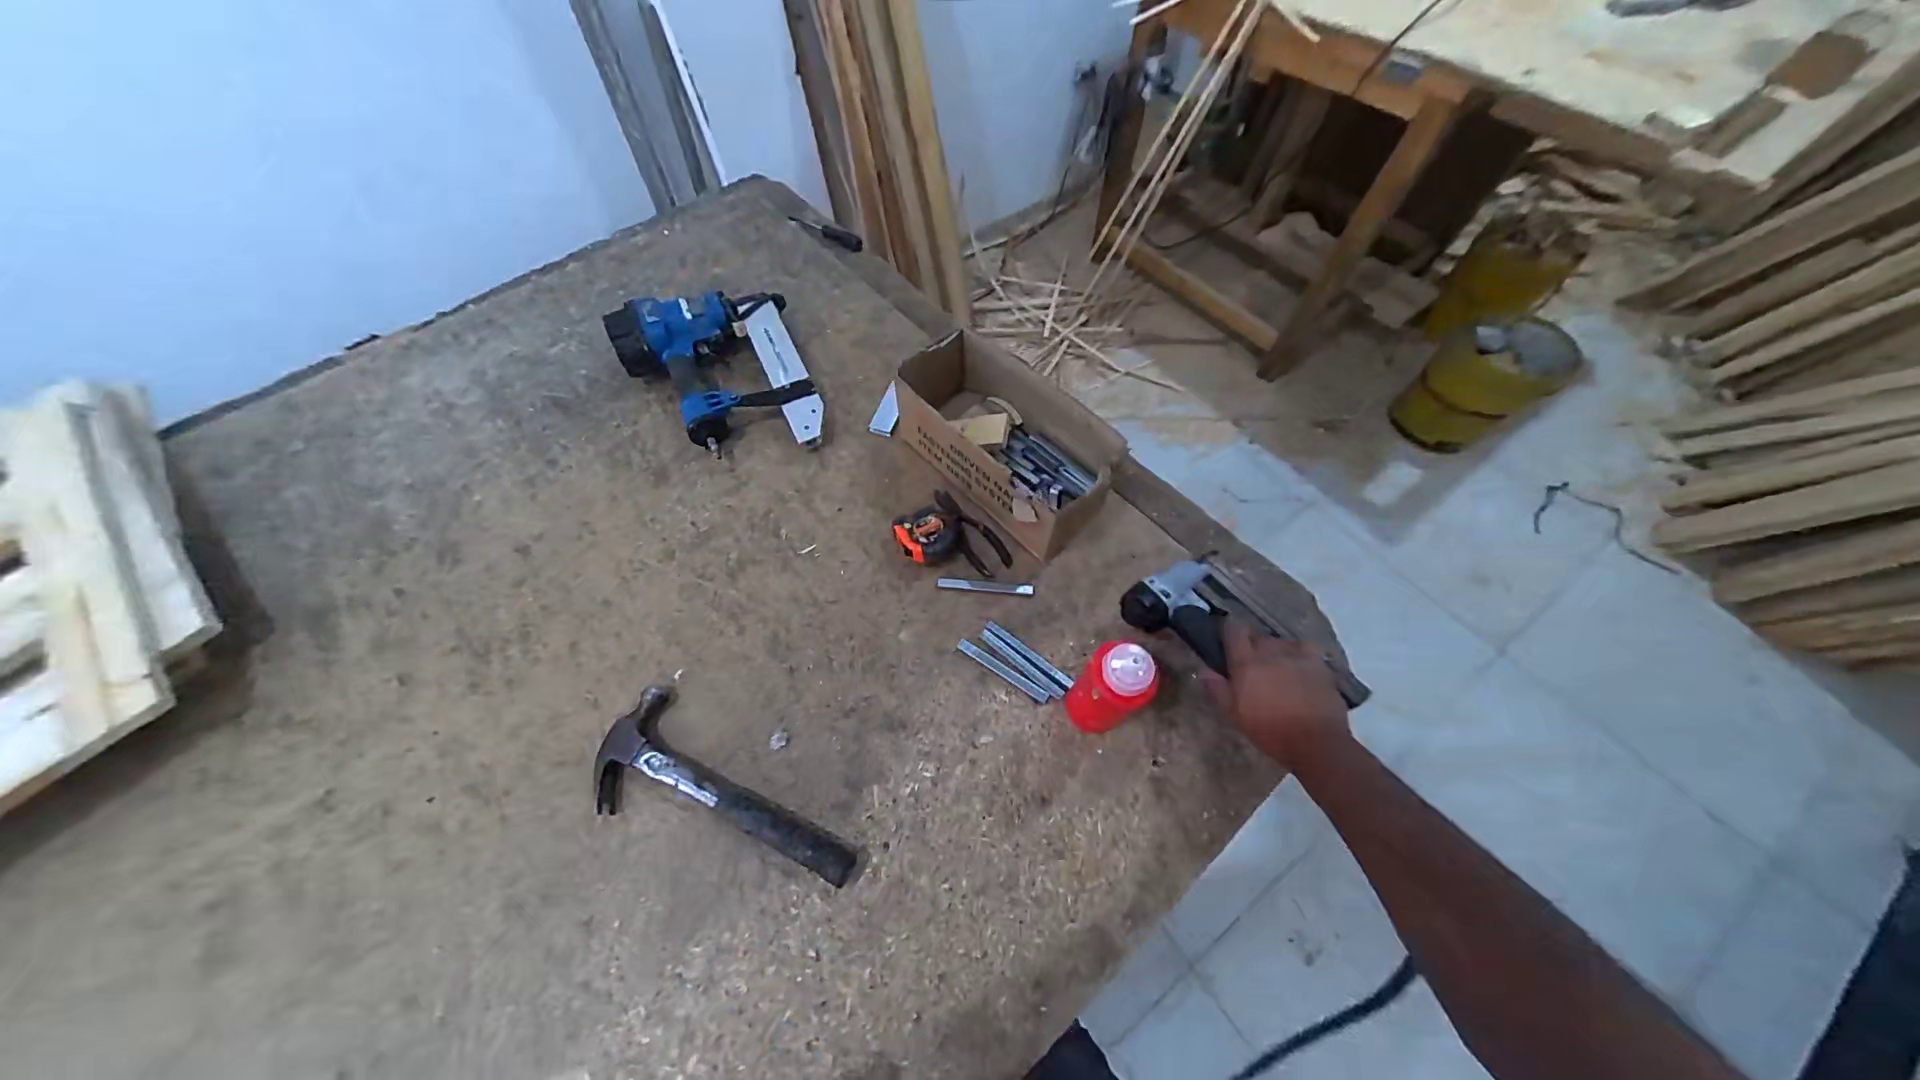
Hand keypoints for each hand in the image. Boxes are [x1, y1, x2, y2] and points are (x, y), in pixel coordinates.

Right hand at [1200, 619, 1351, 771]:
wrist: (1316, 742)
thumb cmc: (1270, 730)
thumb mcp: (1234, 715)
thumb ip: (1216, 689)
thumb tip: (1203, 669)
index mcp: (1246, 662)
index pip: (1234, 630)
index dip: (1229, 631)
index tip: (1227, 641)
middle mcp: (1271, 651)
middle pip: (1258, 636)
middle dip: (1252, 646)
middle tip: (1252, 666)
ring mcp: (1297, 655)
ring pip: (1280, 642)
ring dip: (1275, 651)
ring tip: (1277, 668)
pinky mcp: (1319, 664)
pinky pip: (1304, 649)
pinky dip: (1298, 654)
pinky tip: (1299, 666)